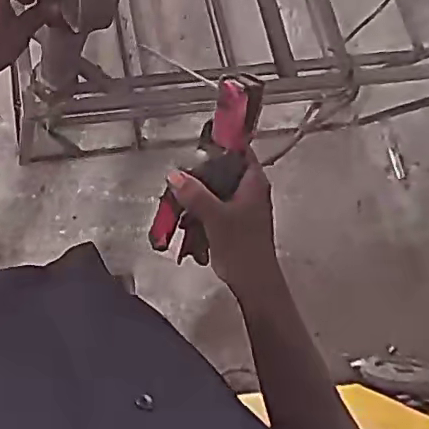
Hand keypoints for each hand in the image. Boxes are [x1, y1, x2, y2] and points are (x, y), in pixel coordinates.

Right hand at [166, 154, 280, 294]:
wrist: (255, 284)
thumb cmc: (241, 246)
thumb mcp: (215, 216)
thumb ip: (194, 194)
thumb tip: (173, 174)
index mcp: (253, 182)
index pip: (240, 150)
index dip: (221, 144)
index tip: (198, 145)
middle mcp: (251, 190)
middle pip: (223, 170)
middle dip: (200, 175)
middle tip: (179, 178)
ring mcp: (244, 207)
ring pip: (217, 190)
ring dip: (197, 195)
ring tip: (177, 201)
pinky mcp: (235, 222)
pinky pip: (215, 207)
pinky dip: (201, 210)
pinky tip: (185, 219)